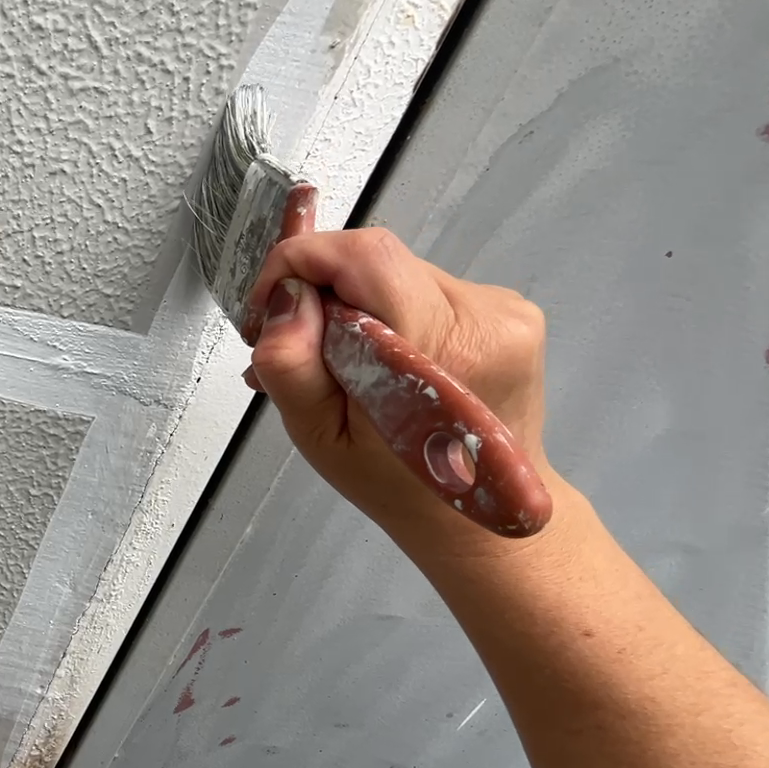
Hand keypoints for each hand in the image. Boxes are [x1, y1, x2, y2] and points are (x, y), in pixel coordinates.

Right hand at [242, 228, 559, 553]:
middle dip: (313, 292)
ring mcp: (502, 308)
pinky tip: (364, 358)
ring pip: (390, 274)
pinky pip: (414, 287)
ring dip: (343, 305)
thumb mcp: (317, 434)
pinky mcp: (503, 308)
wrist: (474, 512)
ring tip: (325, 363)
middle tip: (282, 345)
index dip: (298, 263)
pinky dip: (375, 312)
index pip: (362, 256)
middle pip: (373, 262)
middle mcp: (484, 314)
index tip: (265, 309)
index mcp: (440, 348)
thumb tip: (284, 300)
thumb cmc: (391, 482)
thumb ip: (293, 363)